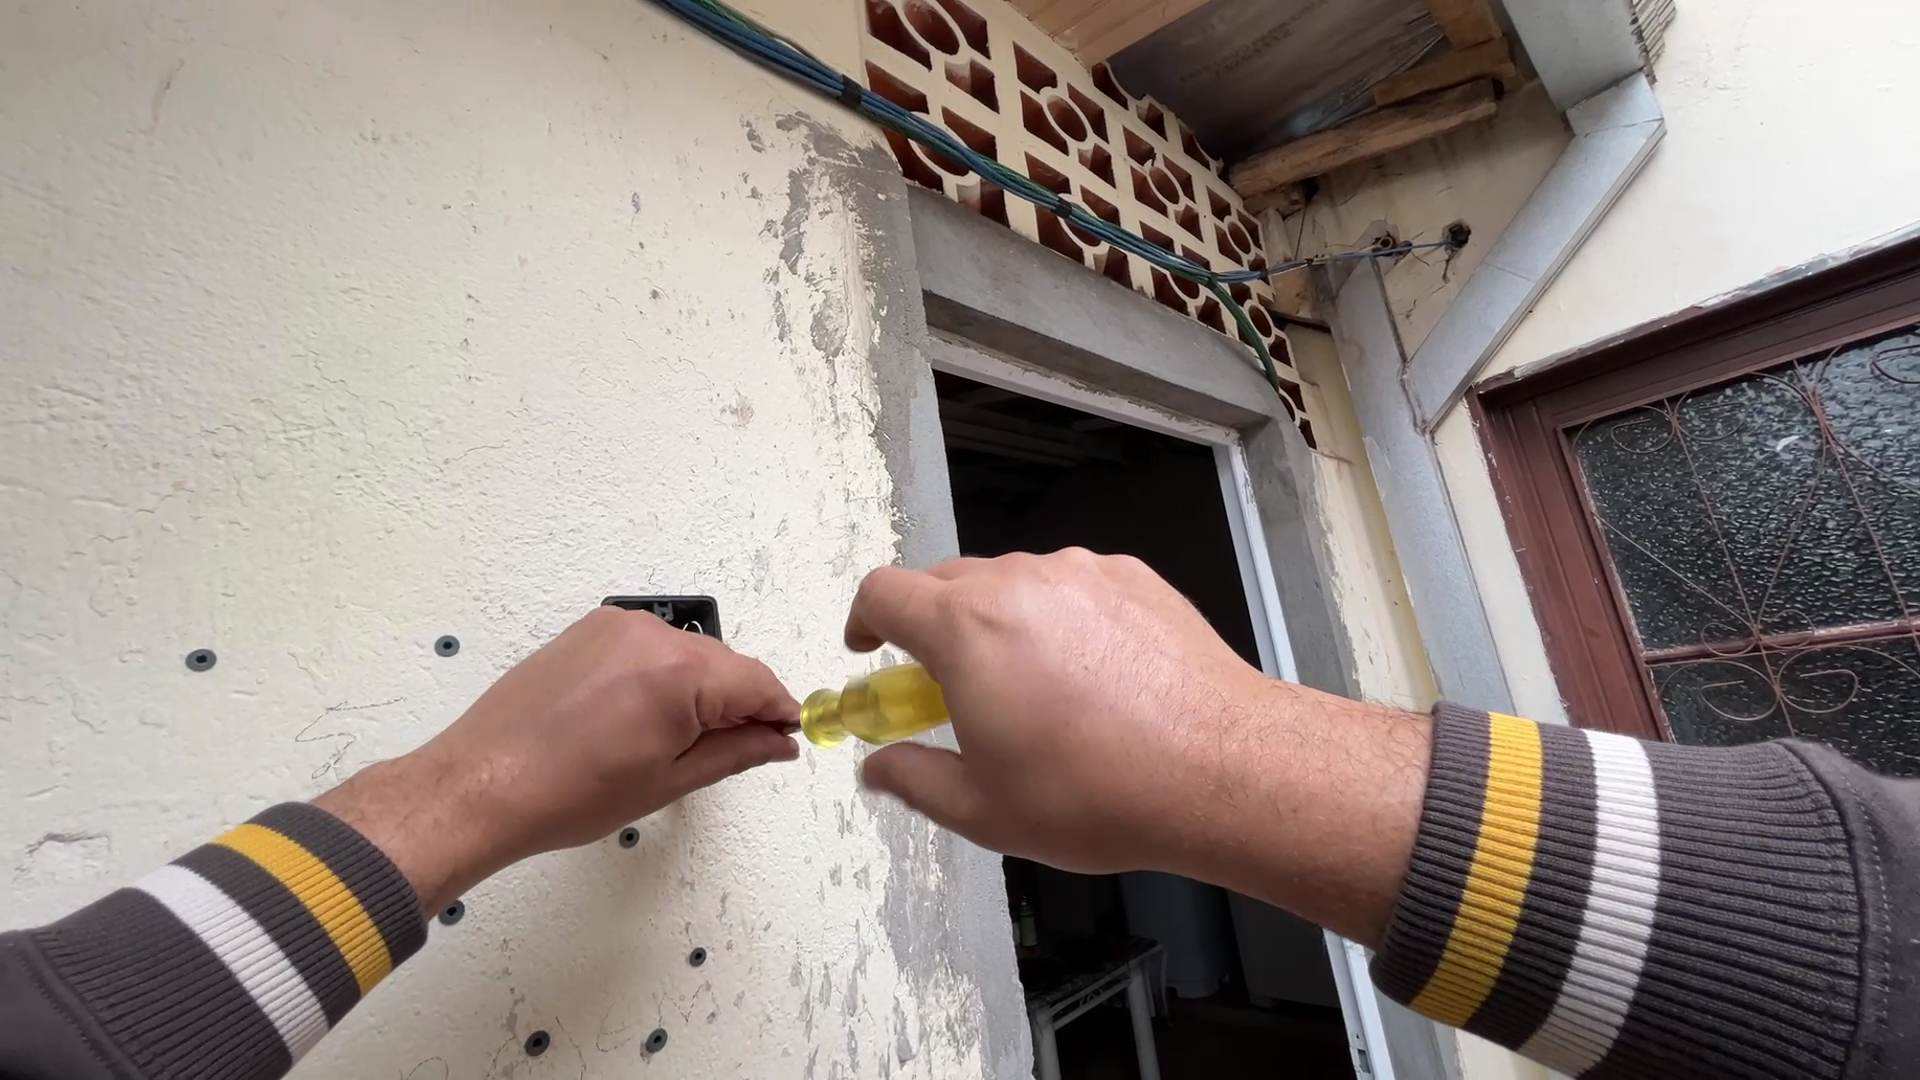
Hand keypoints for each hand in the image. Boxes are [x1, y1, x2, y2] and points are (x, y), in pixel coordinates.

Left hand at [317, 606, 800, 911]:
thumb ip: (739, 751)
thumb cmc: (566, 794)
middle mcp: (654, 634)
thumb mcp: (671, 779)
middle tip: (735, 746)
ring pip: (692, 652)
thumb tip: (781, 742)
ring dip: (701, 687)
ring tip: (676, 736)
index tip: (786, 733)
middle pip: (727, 665)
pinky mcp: (594, 626)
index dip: (779, 711)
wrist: (478, 786)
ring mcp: (621, 625)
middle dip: (739, 702)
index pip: (758, 682)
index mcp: (680, 673)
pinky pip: (654, 644)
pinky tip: (644, 711)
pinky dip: (665, 672)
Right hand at [846, 549, 1429, 943]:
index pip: (882, 592)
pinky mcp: (1128, 575)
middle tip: (954, 687)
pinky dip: (1057, 616)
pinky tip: (1091, 672)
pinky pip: (1069, 584)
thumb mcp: (983, 809)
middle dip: (933, 630)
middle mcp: (1018, 582)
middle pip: (944, 584)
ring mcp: (1078, 572)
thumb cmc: (1100, 792)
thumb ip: (913, 779)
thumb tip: (880, 768)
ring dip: (999, 622)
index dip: (865, 619)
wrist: (1221, 768)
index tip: (871, 647)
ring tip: (1034, 686)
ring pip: (1010, 582)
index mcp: (965, 629)